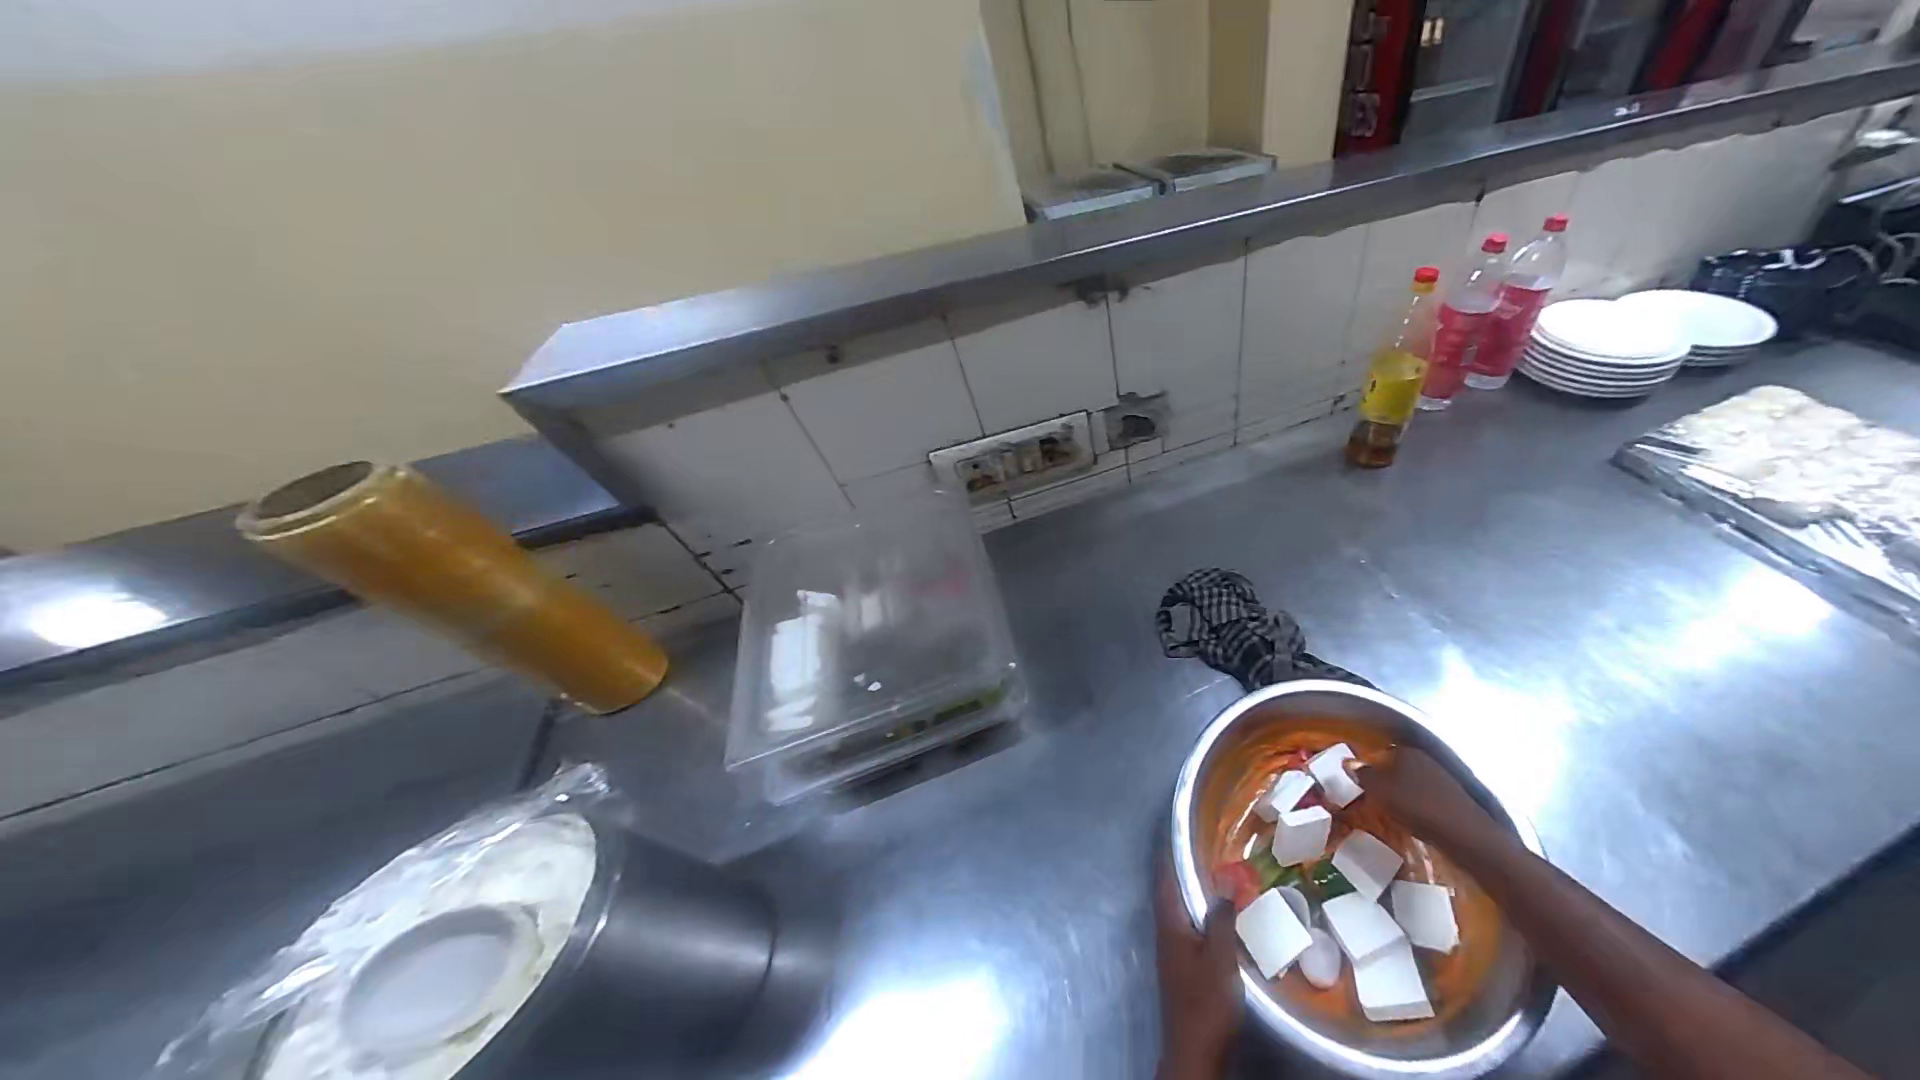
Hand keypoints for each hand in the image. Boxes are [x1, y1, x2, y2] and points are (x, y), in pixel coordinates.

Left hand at [1154, 864, 1240, 1079]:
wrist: (1194, 1051)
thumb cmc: (1205, 1001)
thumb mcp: (1220, 958)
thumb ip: (1222, 918)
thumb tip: (1226, 878)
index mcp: (1169, 921)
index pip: (1165, 874)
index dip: (1169, 850)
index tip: (1178, 827)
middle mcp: (1165, 928)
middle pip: (1172, 888)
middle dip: (1184, 866)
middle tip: (1205, 845)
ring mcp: (1172, 947)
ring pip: (1182, 907)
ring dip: (1195, 889)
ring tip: (1217, 871)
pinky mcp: (1183, 963)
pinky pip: (1190, 924)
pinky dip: (1202, 911)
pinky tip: (1220, 914)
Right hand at [1352, 748, 1505, 853]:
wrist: (1465, 835)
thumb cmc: (1416, 806)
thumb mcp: (1378, 790)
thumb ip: (1362, 775)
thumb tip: (1349, 763)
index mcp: (1404, 751)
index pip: (1376, 754)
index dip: (1364, 769)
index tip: (1357, 785)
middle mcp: (1423, 758)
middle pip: (1393, 767)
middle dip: (1382, 781)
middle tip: (1371, 799)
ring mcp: (1440, 777)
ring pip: (1409, 782)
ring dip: (1398, 794)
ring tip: (1389, 812)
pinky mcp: (1452, 796)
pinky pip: (1423, 795)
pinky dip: (1414, 804)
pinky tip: (1412, 818)